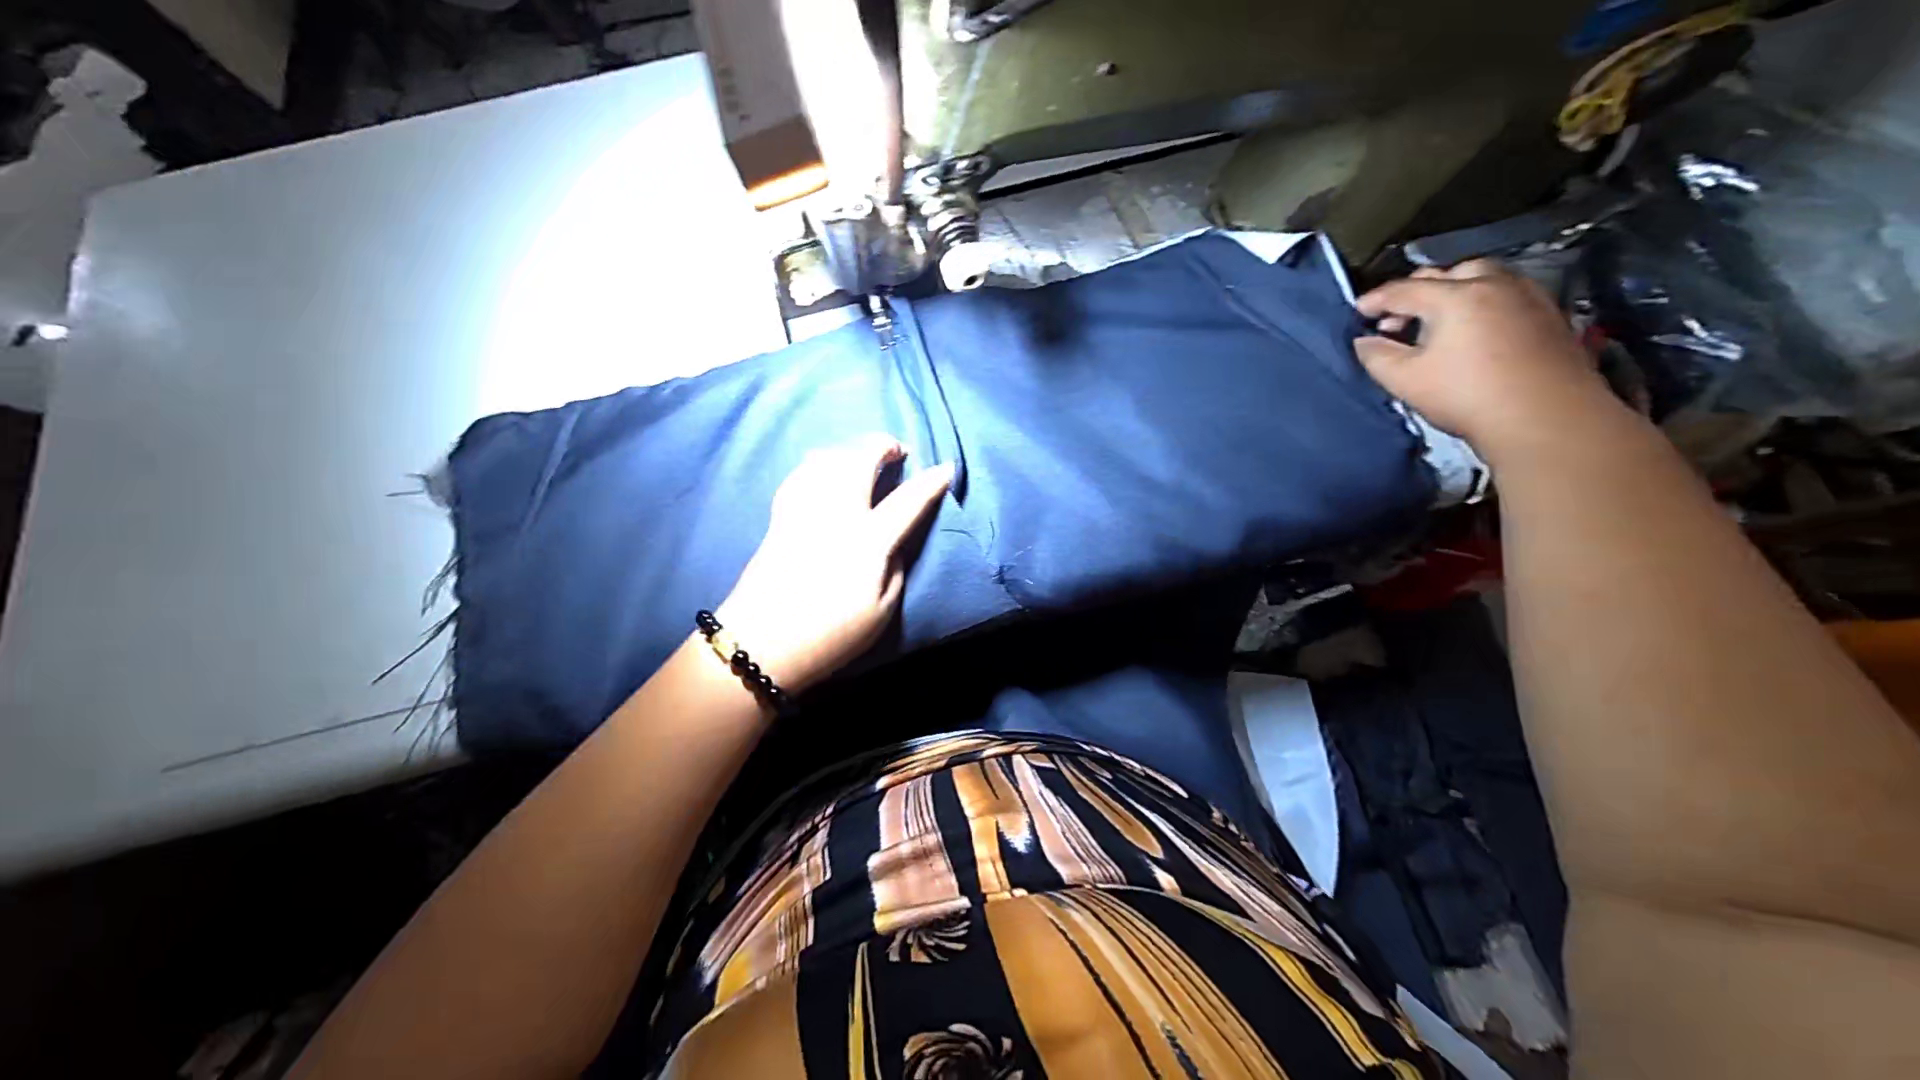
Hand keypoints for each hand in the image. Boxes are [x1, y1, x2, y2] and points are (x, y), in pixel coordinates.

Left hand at [715, 433, 952, 694]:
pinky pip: (801, 473)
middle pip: (860, 460)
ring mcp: (803, 510)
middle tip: (897, 449)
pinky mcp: (779, 517)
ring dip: (851, 448)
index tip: (946, 468)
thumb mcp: (881, 611)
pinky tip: (825, 469)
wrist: (761, 644)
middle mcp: (835, 513)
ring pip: (828, 458)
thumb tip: (892, 541)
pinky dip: (819, 462)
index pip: (907, 501)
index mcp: (867, 540)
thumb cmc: (829, 636)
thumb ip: (895, 567)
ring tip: (863, 455)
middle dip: (883, 445)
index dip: (931, 482)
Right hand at [1355, 259, 1624, 462]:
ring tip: (1438, 321)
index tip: (1358, 311)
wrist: (1546, 417)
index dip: (1375, 300)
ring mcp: (1527, 296)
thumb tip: (1364, 341)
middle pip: (1448, 274)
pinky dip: (1482, 302)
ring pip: (1482, 279)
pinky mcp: (1549, 314)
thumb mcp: (1406, 380)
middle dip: (1418, 290)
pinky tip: (1474, 329)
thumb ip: (1377, 356)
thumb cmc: (1467, 396)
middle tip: (1399, 318)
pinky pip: (1506, 294)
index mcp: (1455, 296)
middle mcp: (1494, 285)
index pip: (1404, 290)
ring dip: (1453, 292)